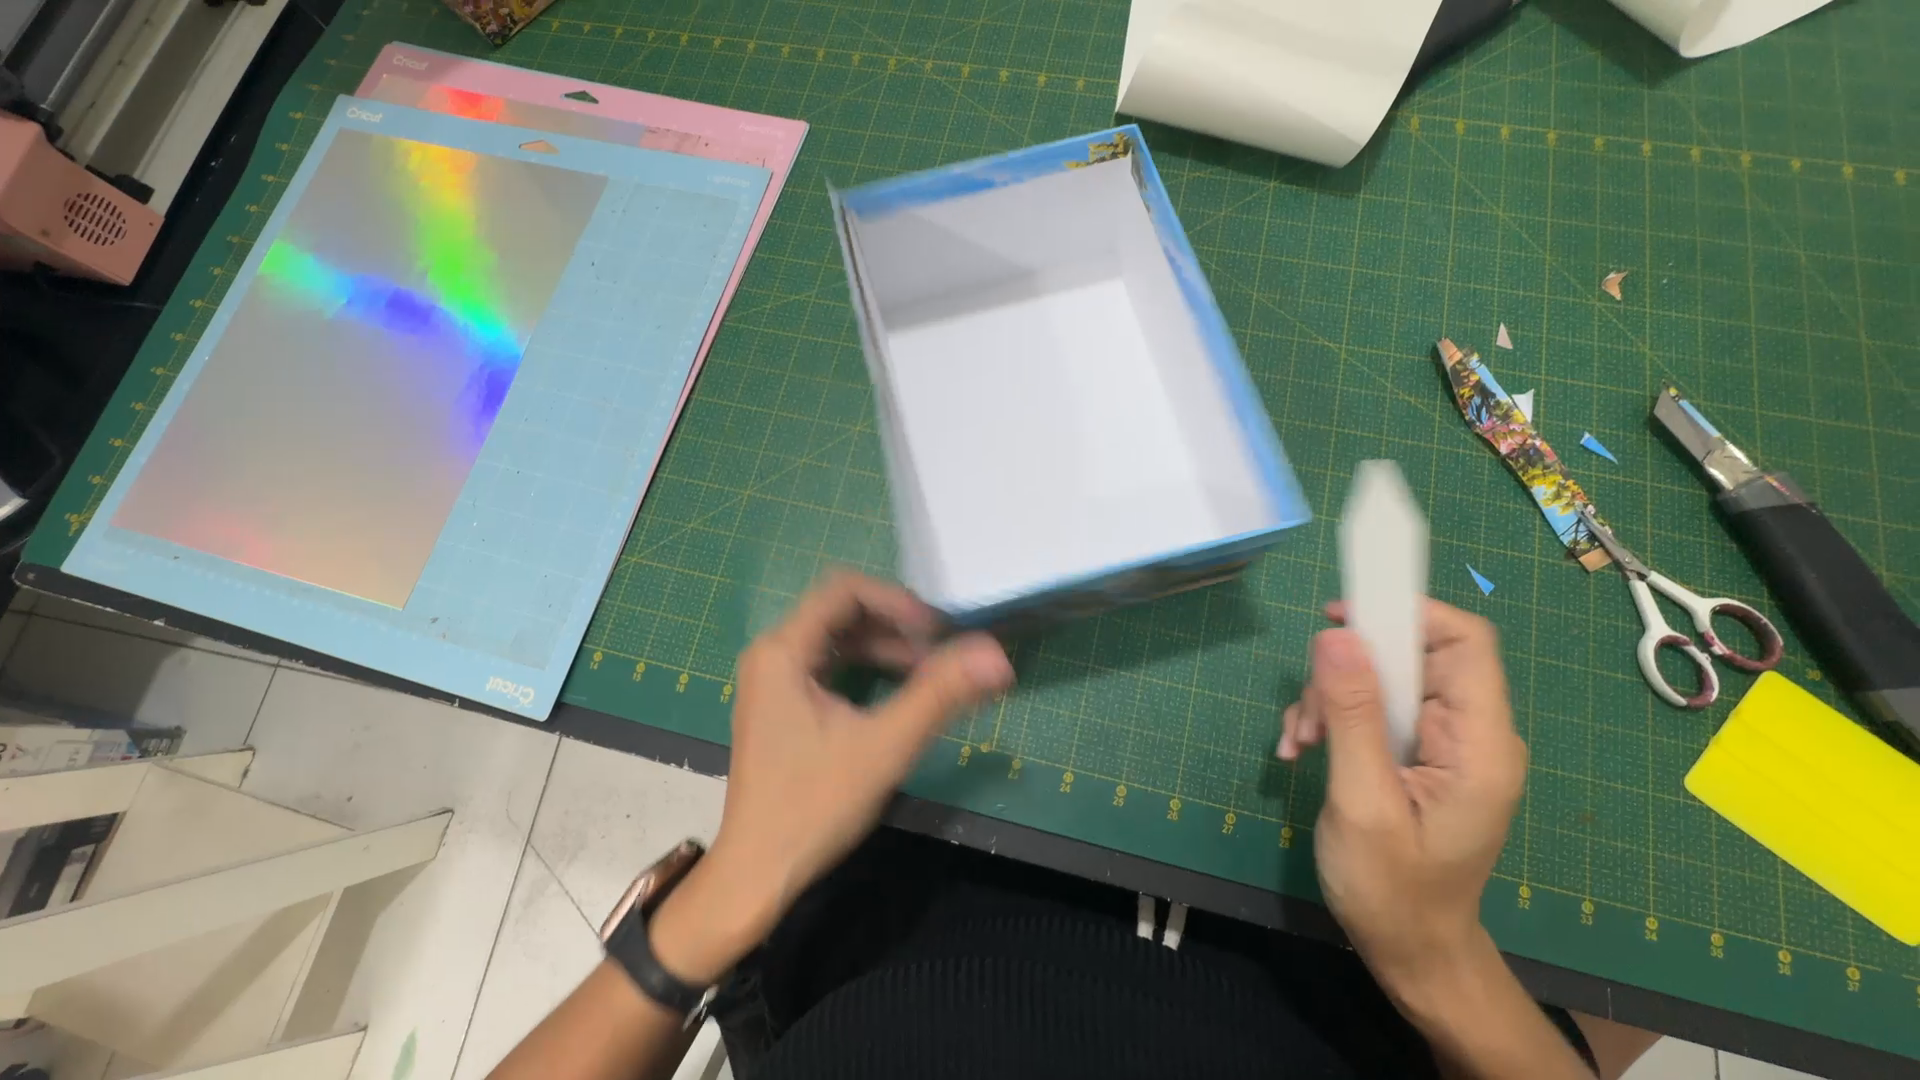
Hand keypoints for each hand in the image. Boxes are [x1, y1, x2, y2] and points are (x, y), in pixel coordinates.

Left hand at [672, 571, 1012, 963]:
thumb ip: (940, 695)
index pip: (844, 591)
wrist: (758, 874)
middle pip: (842, 613)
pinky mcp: (783, 707)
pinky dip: (867, 672)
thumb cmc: (813, 806)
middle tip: (942, 654)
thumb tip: (997, 655)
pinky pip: (830, 669)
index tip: (938, 632)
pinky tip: (899, 695)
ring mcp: (774, 682)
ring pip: (838, 642)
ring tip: (930, 677)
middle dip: (896, 627)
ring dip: (886, 650)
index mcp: (782, 652)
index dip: (897, 601)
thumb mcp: (884, 746)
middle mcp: (772, 656)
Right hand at [1278, 600, 1526, 1001]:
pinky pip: (1372, 709)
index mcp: (1479, 744)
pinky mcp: (1415, 755)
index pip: (1464, 641)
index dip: (1407, 612)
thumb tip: (1336, 632)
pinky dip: (1331, 719)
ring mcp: (1441, 744)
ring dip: (1329, 700)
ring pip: (1381, 680)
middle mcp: (1469, 734)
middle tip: (1307, 715)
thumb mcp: (1361, 802)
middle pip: (1412, 656)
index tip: (1340, 617)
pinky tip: (1301, 750)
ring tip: (1298, 743)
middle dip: (1347, 672)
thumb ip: (1352, 716)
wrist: (1410, 951)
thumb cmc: (1392, 891)